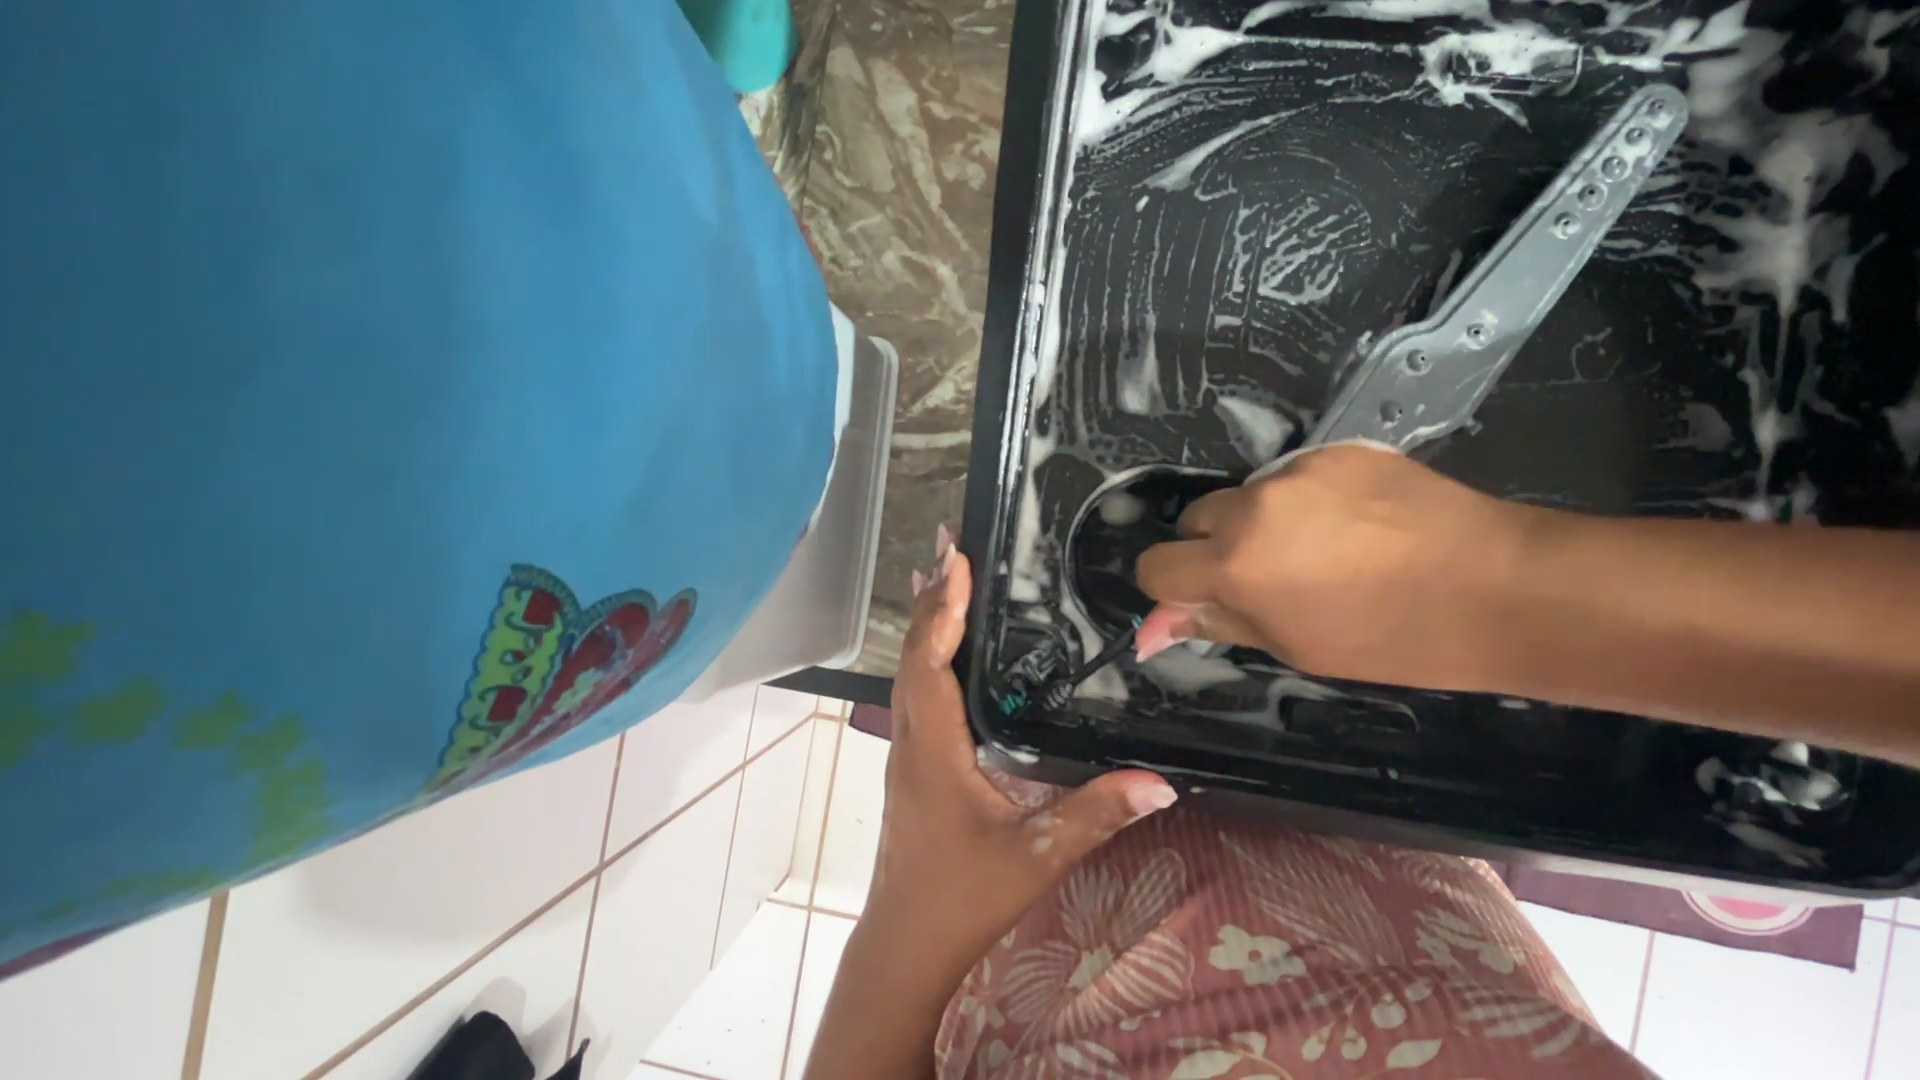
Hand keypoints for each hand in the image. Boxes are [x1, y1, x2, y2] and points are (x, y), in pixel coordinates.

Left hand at [872, 530, 1178, 988]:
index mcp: (934, 752)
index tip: (956, 561)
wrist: (906, 941)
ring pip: (908, 674)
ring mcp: (906, 753)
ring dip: (925, 623)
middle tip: (948, 545)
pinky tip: (942, 649)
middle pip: (912, 657)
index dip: (944, 611)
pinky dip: (927, 655)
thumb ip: (1096, 815)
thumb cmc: (964, 898)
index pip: (931, 666)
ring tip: (941, 577)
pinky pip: (915, 694)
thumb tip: (1161, 783)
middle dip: (931, 598)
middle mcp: (911, 742)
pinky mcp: (912, 765)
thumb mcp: (1037, 856)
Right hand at [1133, 443, 1530, 691]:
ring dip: (1259, 521)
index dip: (1174, 587)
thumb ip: (1219, 624)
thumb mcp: (1293, 646)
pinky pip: (1292, 475)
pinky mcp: (1334, 449)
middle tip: (1267, 575)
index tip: (1205, 599)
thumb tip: (1156, 628)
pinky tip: (1352, 522)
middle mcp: (1252, 508)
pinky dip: (1304, 499)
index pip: (1157, 565)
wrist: (1496, 587)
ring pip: (1244, 495)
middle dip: (1214, 547)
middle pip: (1194, 519)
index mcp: (1235, 566)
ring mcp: (1295, 471)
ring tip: (1321, 547)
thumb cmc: (1390, 640)